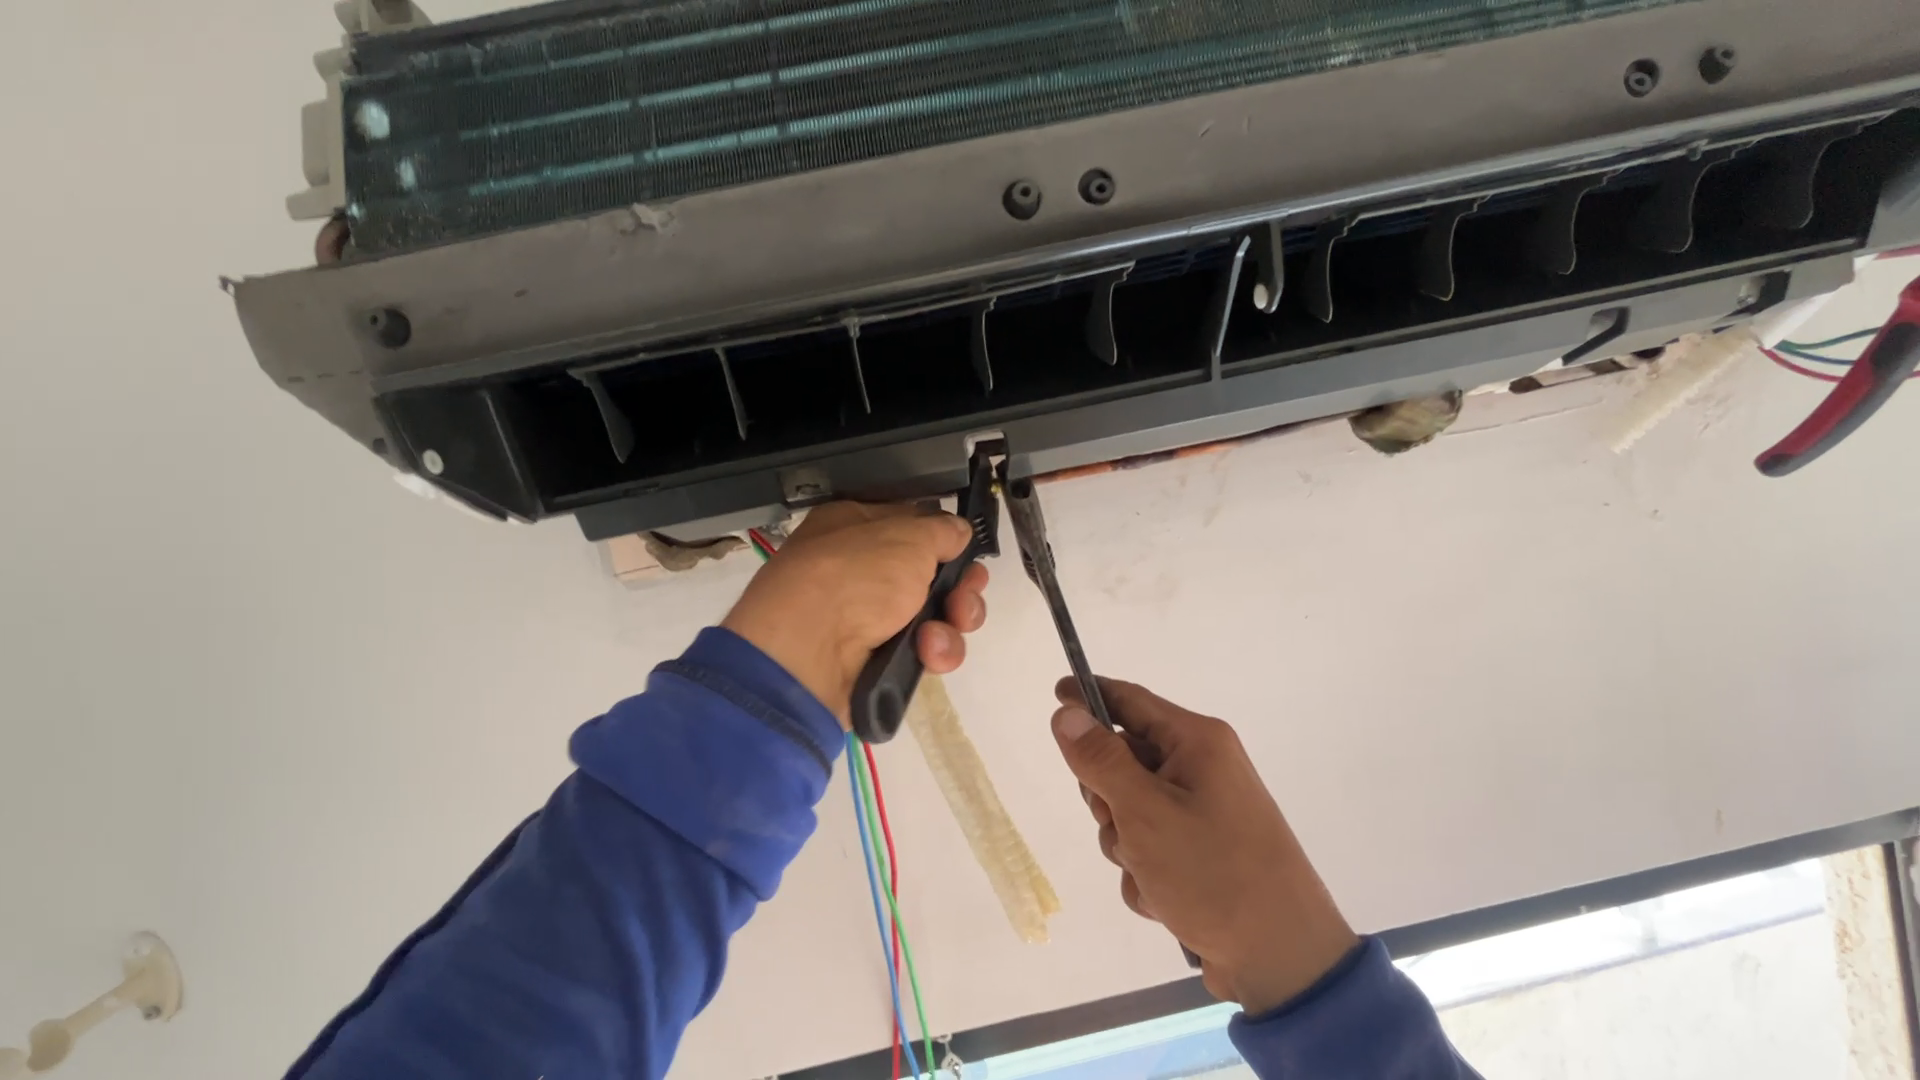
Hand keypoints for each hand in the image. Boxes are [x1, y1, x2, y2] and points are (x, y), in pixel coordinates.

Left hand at [721, 502, 988, 723]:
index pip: (913, 525)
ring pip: (934, 616)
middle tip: (963, 597)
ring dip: (950, 623)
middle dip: (959, 588)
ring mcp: (868, 617)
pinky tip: (927, 653)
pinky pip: (923, 650)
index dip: (944, 538)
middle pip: (931, 575)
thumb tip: (956, 531)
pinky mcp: (877, 659)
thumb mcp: (908, 536)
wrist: (808, 654)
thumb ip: (941, 530)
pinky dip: (932, 651)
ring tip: (937, 633)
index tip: (968, 550)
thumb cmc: (855, 576)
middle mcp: (861, 569)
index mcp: (856, 527)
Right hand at [1051, 678, 1357, 1014]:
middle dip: (1107, 796)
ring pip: (1130, 809)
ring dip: (1126, 843)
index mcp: (1197, 743)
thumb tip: (1066, 713)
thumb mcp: (1146, 812)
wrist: (1283, 960)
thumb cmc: (1215, 873)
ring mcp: (1203, 812)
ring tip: (1150, 872)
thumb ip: (1100, 760)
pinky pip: (1149, 847)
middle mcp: (1202, 769)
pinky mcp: (1201, 852)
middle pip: (1124, 759)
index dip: (1089, 695)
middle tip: (1119, 823)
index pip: (1130, 701)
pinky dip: (1146, 871)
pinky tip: (1165, 898)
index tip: (1054, 694)